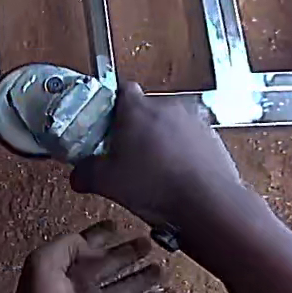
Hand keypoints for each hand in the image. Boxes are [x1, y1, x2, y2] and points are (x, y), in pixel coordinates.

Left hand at [3, 221, 163, 292]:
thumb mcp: (44, 265)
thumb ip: (66, 247)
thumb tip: (92, 244)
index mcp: (64, 267)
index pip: (85, 244)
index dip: (100, 234)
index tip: (119, 223)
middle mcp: (79, 285)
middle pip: (108, 264)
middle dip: (127, 252)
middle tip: (149, 242)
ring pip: (122, 288)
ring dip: (140, 277)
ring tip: (161, 267)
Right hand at [70, 82, 248, 228]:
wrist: (207, 203)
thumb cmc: (154, 185)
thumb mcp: (107, 183)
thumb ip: (86, 174)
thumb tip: (77, 176)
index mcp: (137, 109)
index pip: (122, 89)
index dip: (114, 105)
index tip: (108, 123)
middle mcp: (167, 107)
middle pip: (146, 108)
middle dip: (137, 127)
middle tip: (127, 152)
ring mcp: (194, 121)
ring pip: (170, 124)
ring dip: (162, 139)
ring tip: (155, 168)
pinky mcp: (214, 139)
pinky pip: (191, 140)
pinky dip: (184, 152)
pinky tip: (177, 176)